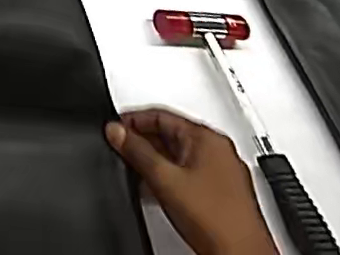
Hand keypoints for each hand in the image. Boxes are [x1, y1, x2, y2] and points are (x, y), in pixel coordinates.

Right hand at [106, 110, 276, 254]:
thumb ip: (136, 151)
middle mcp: (219, 152)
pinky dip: (170, 179)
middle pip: (171, 135)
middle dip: (144, 143)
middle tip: (123, 148)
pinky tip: (158, 192)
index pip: (161, 115)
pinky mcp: (223, 196)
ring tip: (136, 171)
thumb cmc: (218, 222)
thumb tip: (116, 131)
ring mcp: (223, 175)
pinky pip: (189, 176)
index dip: (134, 120)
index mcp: (208, 138)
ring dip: (156, 163)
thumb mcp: (164, 179)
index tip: (116, 128)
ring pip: (179, 157)